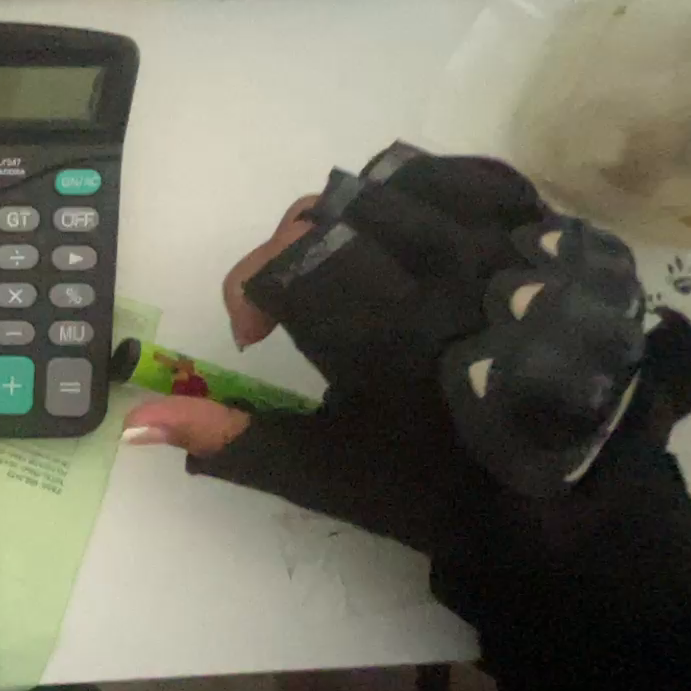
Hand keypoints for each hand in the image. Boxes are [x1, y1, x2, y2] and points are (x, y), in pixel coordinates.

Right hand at [121, 146, 690, 600]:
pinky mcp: (554, 248)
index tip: (253, 334)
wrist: (560, 508)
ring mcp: (505, 257)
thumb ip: (218, 436)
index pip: (282, 264)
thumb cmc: (419, 485)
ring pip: (400, 182)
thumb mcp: (307, 466)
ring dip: (350, 216)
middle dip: (290, 248)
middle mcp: (442, 282)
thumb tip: (130, 424)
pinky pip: (476, 181)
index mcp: (378, 339)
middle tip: (296, 297)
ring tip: (348, 262)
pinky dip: (424, 193)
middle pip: (333, 210)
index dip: (245, 289)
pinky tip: (409, 234)